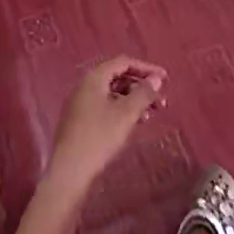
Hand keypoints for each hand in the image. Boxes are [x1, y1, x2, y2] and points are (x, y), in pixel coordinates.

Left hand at [46, 56, 166, 189]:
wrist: (69, 171)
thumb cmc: (99, 137)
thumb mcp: (126, 113)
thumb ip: (143, 93)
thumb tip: (156, 78)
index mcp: (94, 79)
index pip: (123, 62)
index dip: (146, 68)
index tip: (164, 79)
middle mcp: (85, 87)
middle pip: (118, 78)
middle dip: (141, 86)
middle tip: (160, 101)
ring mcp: (80, 105)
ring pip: (112, 94)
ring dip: (133, 101)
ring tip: (150, 115)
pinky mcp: (79, 122)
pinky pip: (105, 107)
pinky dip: (122, 111)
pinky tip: (132, 125)